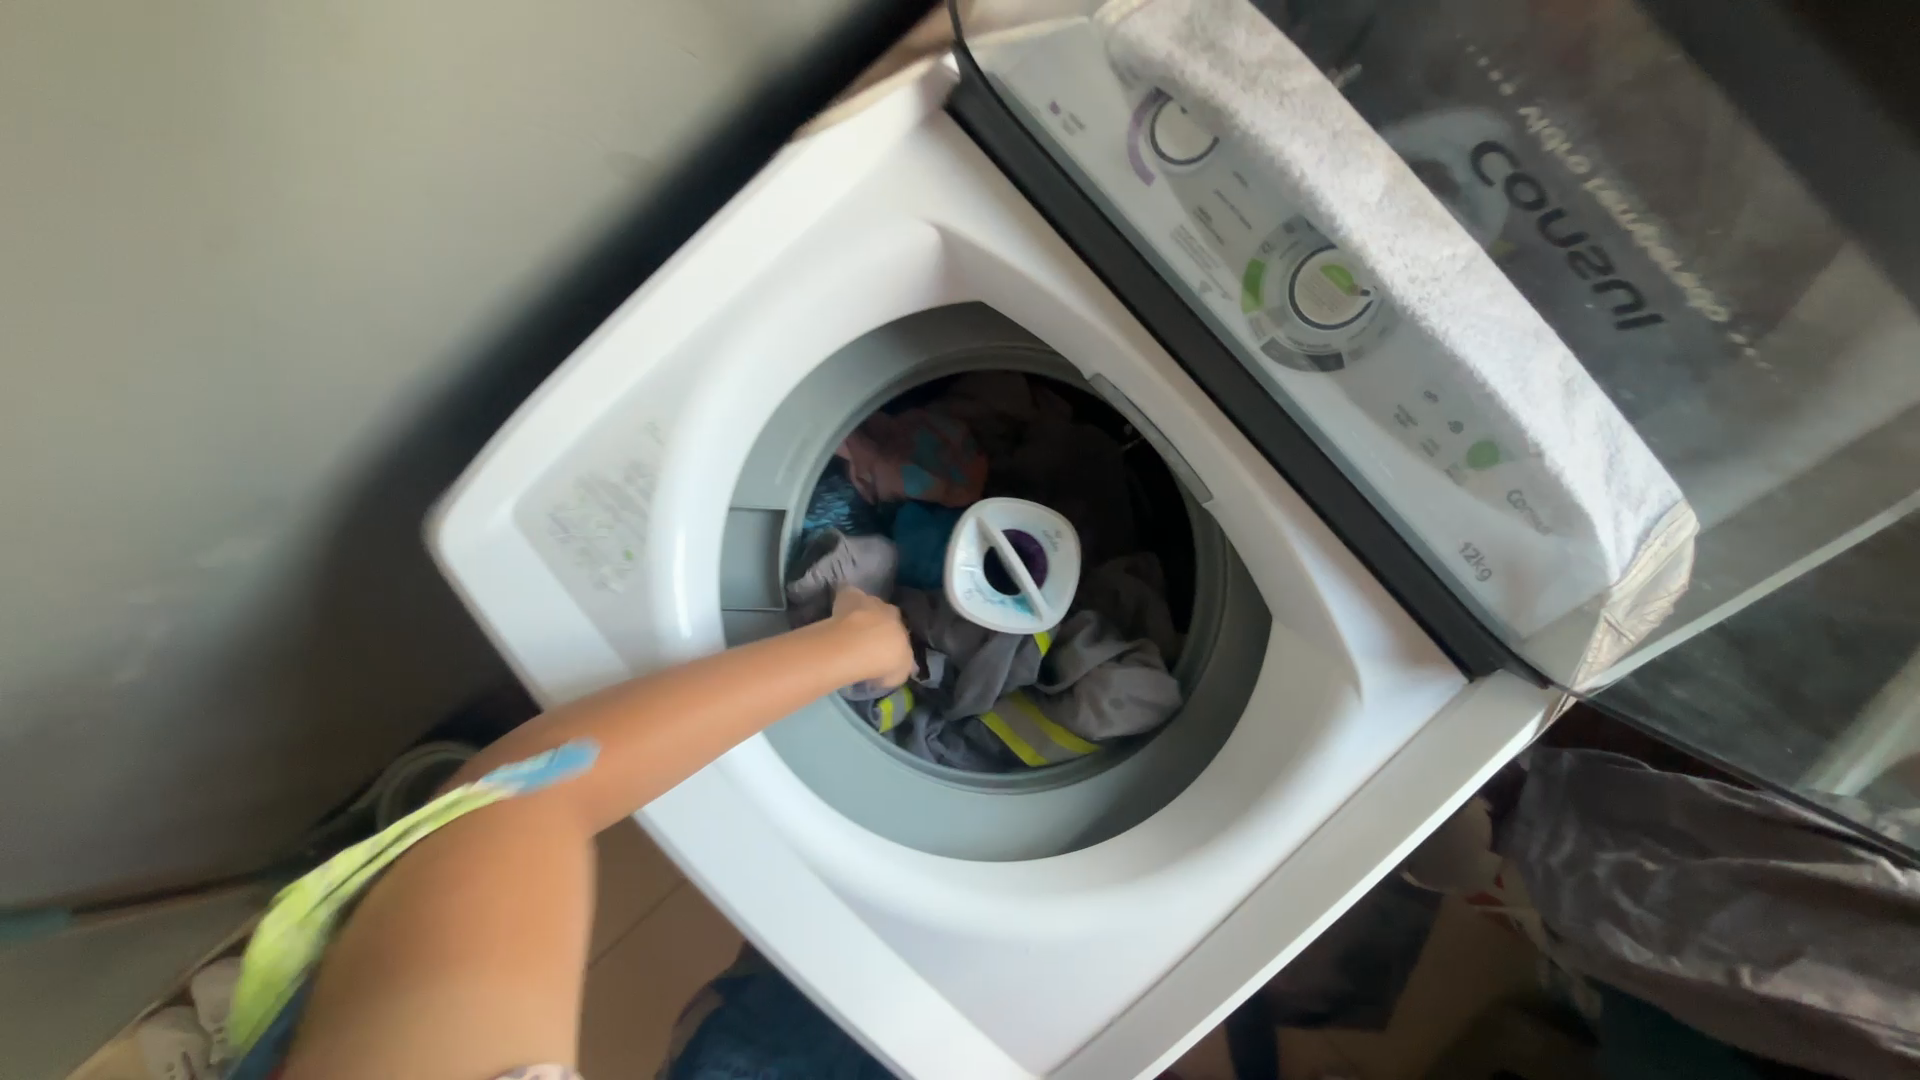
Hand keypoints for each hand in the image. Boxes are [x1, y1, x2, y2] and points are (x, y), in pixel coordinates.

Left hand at [831, 586, 913, 689]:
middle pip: (888, 613)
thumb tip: (897, 667)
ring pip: (869, 602)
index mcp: (904, 629)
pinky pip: (849, 593)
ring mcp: (870, 601)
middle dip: (880, 622)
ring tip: (851, 627)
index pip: (901, 632)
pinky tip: (838, 609)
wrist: (862, 645)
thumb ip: (899, 667)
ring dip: (863, 611)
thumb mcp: (899, 673)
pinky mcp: (850, 595)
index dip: (892, 640)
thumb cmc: (884, 662)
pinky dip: (845, 599)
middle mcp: (891, 612)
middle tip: (867, 638)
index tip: (883, 650)